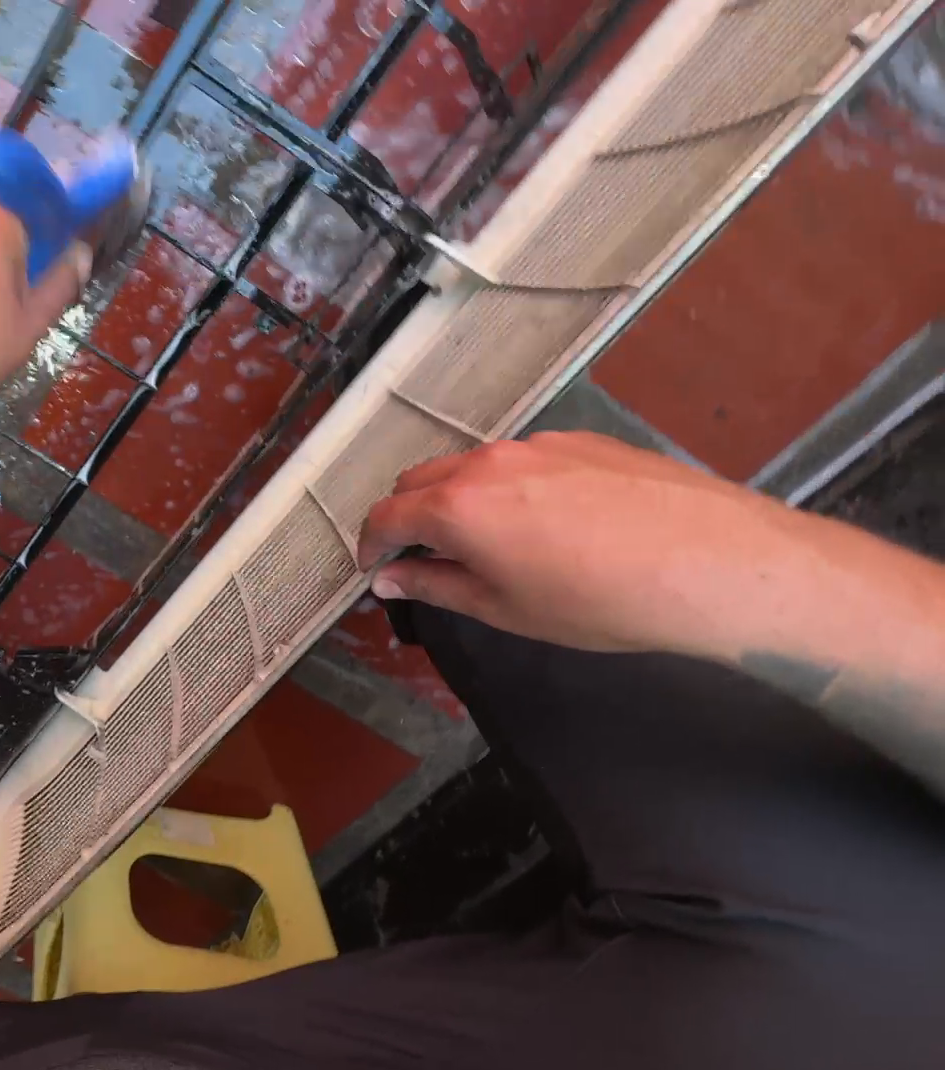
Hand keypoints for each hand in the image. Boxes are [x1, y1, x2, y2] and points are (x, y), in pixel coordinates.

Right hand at [356, 431, 820, 658]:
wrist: (721, 564)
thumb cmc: (595, 601)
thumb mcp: (501, 607)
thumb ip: (431, 585)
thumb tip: (386, 579)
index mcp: (454, 507)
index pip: (384, 518)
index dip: (370, 546)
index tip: (375, 569)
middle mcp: (483, 464)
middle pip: (415, 482)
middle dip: (405, 517)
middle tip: (423, 555)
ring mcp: (534, 445)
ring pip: (465, 466)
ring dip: (452, 498)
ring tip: (486, 537)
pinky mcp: (578, 440)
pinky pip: (516, 459)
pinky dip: (501, 485)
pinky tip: (545, 519)